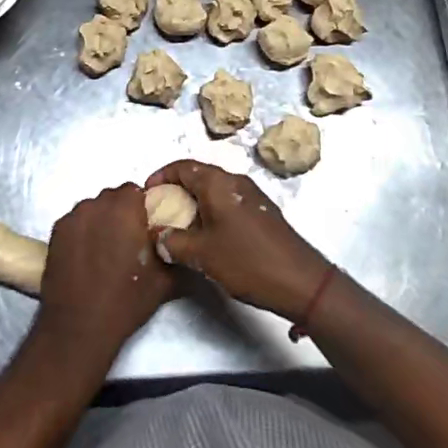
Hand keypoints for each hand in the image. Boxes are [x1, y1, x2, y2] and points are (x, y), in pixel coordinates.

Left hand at [34, 183, 173, 359]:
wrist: (79, 327)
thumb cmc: (127, 300)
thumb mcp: (166, 279)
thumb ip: (174, 250)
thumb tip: (176, 240)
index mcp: (125, 208)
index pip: (136, 191)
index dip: (142, 208)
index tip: (144, 229)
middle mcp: (96, 204)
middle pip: (112, 198)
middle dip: (121, 213)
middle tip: (127, 241)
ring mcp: (73, 217)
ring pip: (92, 209)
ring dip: (100, 221)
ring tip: (104, 251)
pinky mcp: (55, 232)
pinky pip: (75, 222)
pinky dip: (82, 232)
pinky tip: (85, 257)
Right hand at [146, 160, 332, 320]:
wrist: (300, 280)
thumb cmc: (247, 261)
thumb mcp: (202, 254)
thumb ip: (173, 242)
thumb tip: (158, 236)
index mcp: (218, 183)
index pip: (183, 167)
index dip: (162, 176)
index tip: (147, 194)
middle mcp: (235, 181)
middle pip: (198, 176)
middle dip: (176, 191)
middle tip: (159, 212)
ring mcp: (252, 196)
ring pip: (214, 192)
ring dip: (194, 204)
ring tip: (178, 227)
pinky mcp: (262, 213)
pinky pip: (228, 204)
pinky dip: (211, 213)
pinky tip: (206, 237)